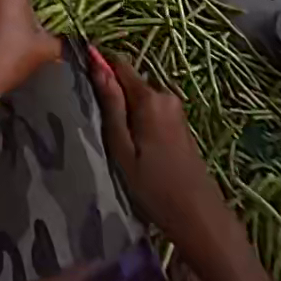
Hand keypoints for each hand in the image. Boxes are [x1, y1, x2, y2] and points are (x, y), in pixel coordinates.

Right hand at [88, 50, 280, 280]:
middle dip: (113, 92)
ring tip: (116, 138)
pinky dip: (139, 117)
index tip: (81, 76)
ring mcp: (175, 108)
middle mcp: (165, 94)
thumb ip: (111, 105)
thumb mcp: (123, 148)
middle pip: (130, 80)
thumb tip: (96, 64)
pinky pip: (152, 108)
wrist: (200, 217)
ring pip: (140, 96)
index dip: (99, 64)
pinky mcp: (180, 122)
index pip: (119, 63)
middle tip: (98, 121)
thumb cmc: (155, 187)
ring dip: (126, 107)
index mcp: (149, 97)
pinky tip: (136, 145)